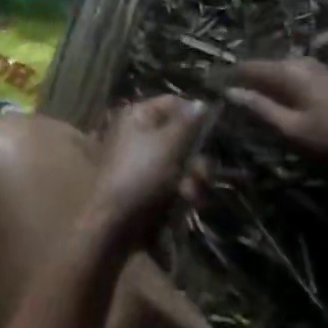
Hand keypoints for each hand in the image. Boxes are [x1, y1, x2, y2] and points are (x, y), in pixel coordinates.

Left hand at [86, 97, 208, 241]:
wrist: (114, 224)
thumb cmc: (140, 175)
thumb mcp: (169, 144)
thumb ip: (189, 123)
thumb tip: (202, 103)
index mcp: (139, 115)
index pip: (173, 103)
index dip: (194, 114)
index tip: (213, 129)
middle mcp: (140, 134)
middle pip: (181, 135)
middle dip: (196, 156)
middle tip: (201, 173)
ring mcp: (144, 161)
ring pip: (182, 161)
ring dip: (193, 177)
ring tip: (191, 194)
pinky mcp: (149, 186)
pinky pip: (175, 181)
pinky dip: (183, 190)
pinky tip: (187, 203)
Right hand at [226, 58, 327, 166]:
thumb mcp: (292, 129)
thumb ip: (259, 109)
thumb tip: (230, 93)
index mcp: (287, 70)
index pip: (246, 67)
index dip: (226, 77)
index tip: (208, 88)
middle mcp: (298, 61)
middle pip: (261, 67)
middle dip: (242, 81)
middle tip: (224, 101)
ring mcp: (313, 67)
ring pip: (276, 72)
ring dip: (259, 86)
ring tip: (244, 106)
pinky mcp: (324, 78)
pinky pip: (289, 77)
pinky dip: (276, 88)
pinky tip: (273, 105)